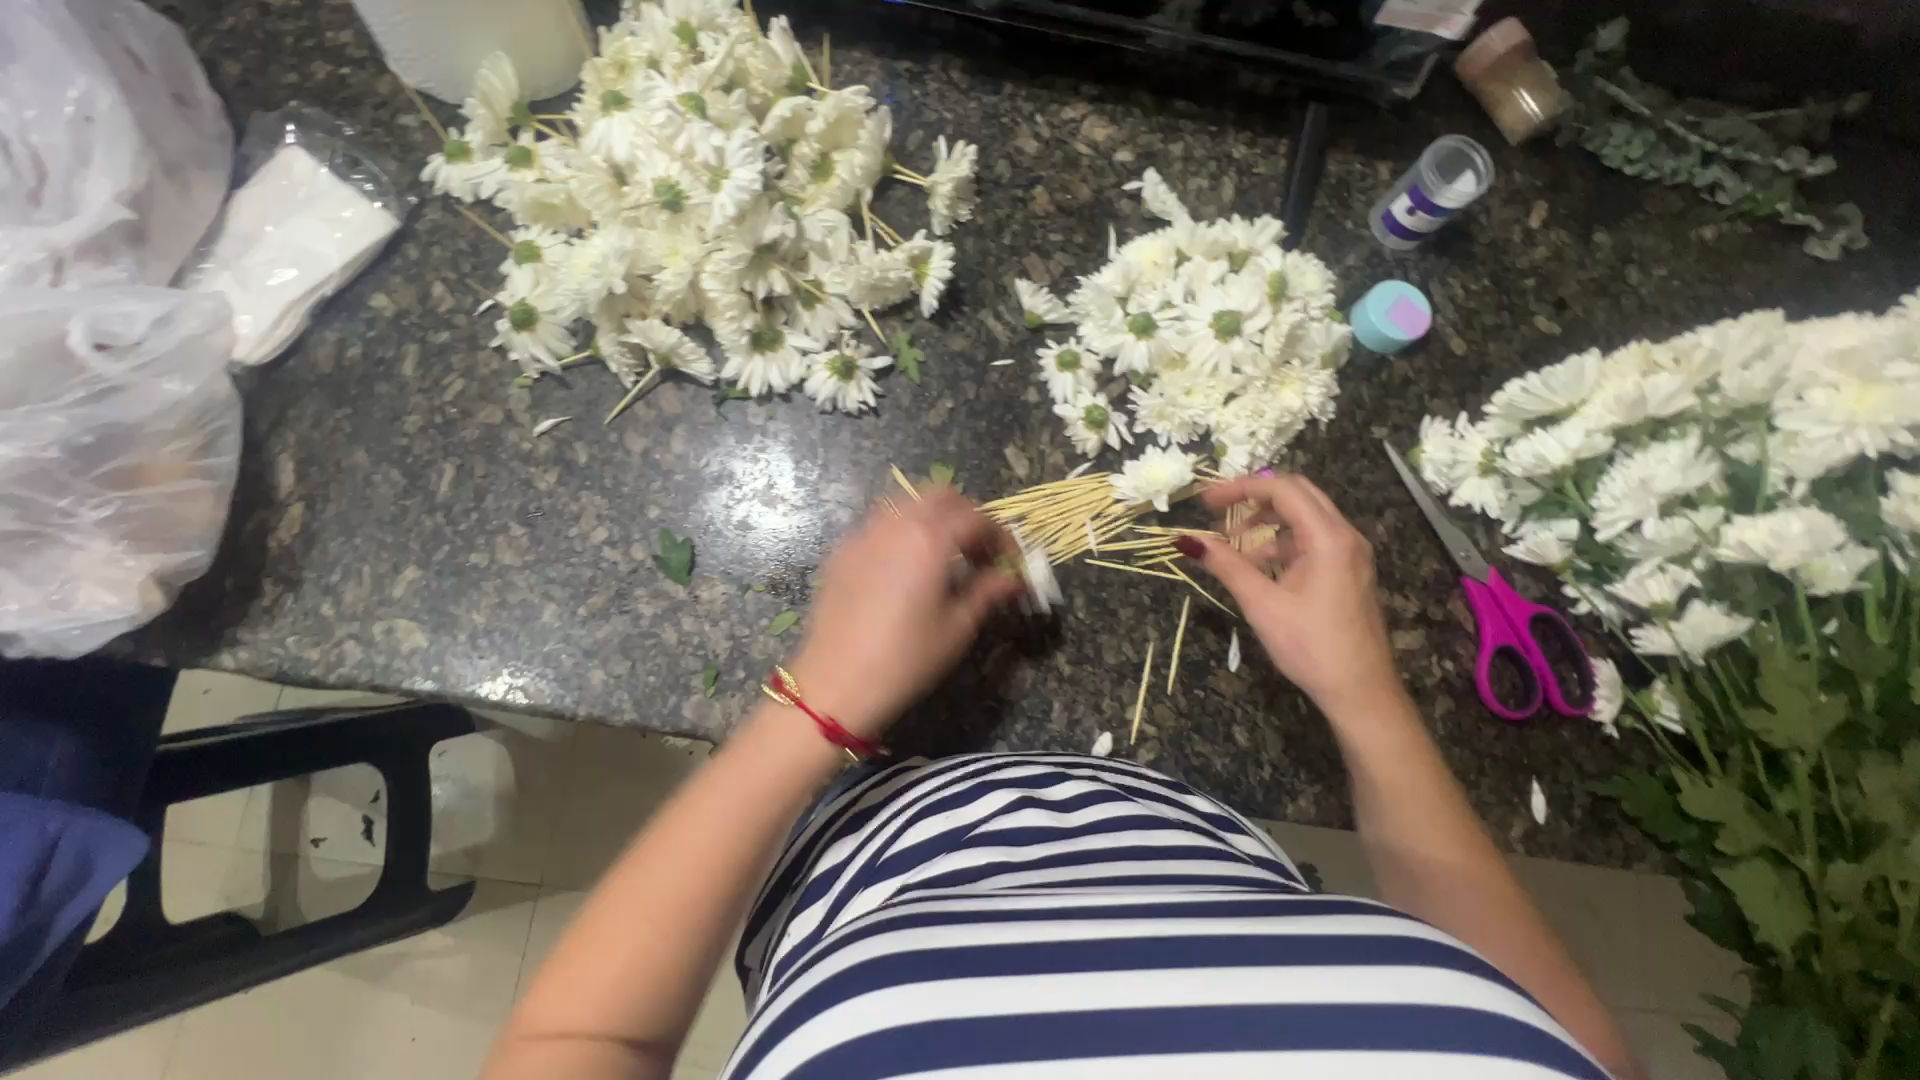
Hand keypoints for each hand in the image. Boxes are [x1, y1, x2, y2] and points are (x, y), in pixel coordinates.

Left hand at [785, 491, 1022, 737]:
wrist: (836, 682)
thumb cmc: (905, 659)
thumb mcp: (957, 628)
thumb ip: (987, 592)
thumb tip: (1012, 578)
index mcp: (929, 539)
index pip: (976, 518)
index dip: (1000, 535)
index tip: (1009, 560)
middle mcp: (895, 525)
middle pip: (939, 497)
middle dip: (966, 515)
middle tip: (978, 550)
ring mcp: (862, 535)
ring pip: (905, 505)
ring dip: (931, 519)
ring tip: (943, 556)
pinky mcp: (841, 552)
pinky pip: (878, 526)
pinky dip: (900, 533)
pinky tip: (904, 569)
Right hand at [1176, 474, 1402, 714]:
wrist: (1360, 691)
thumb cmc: (1311, 647)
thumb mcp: (1262, 604)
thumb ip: (1226, 565)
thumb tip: (1187, 540)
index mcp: (1328, 538)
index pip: (1282, 489)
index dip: (1240, 488)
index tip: (1206, 501)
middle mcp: (1346, 536)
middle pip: (1298, 494)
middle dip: (1254, 497)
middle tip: (1218, 511)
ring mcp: (1351, 553)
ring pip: (1306, 516)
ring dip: (1267, 521)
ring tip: (1234, 545)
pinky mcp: (1349, 570)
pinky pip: (1314, 539)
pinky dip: (1283, 542)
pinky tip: (1259, 567)